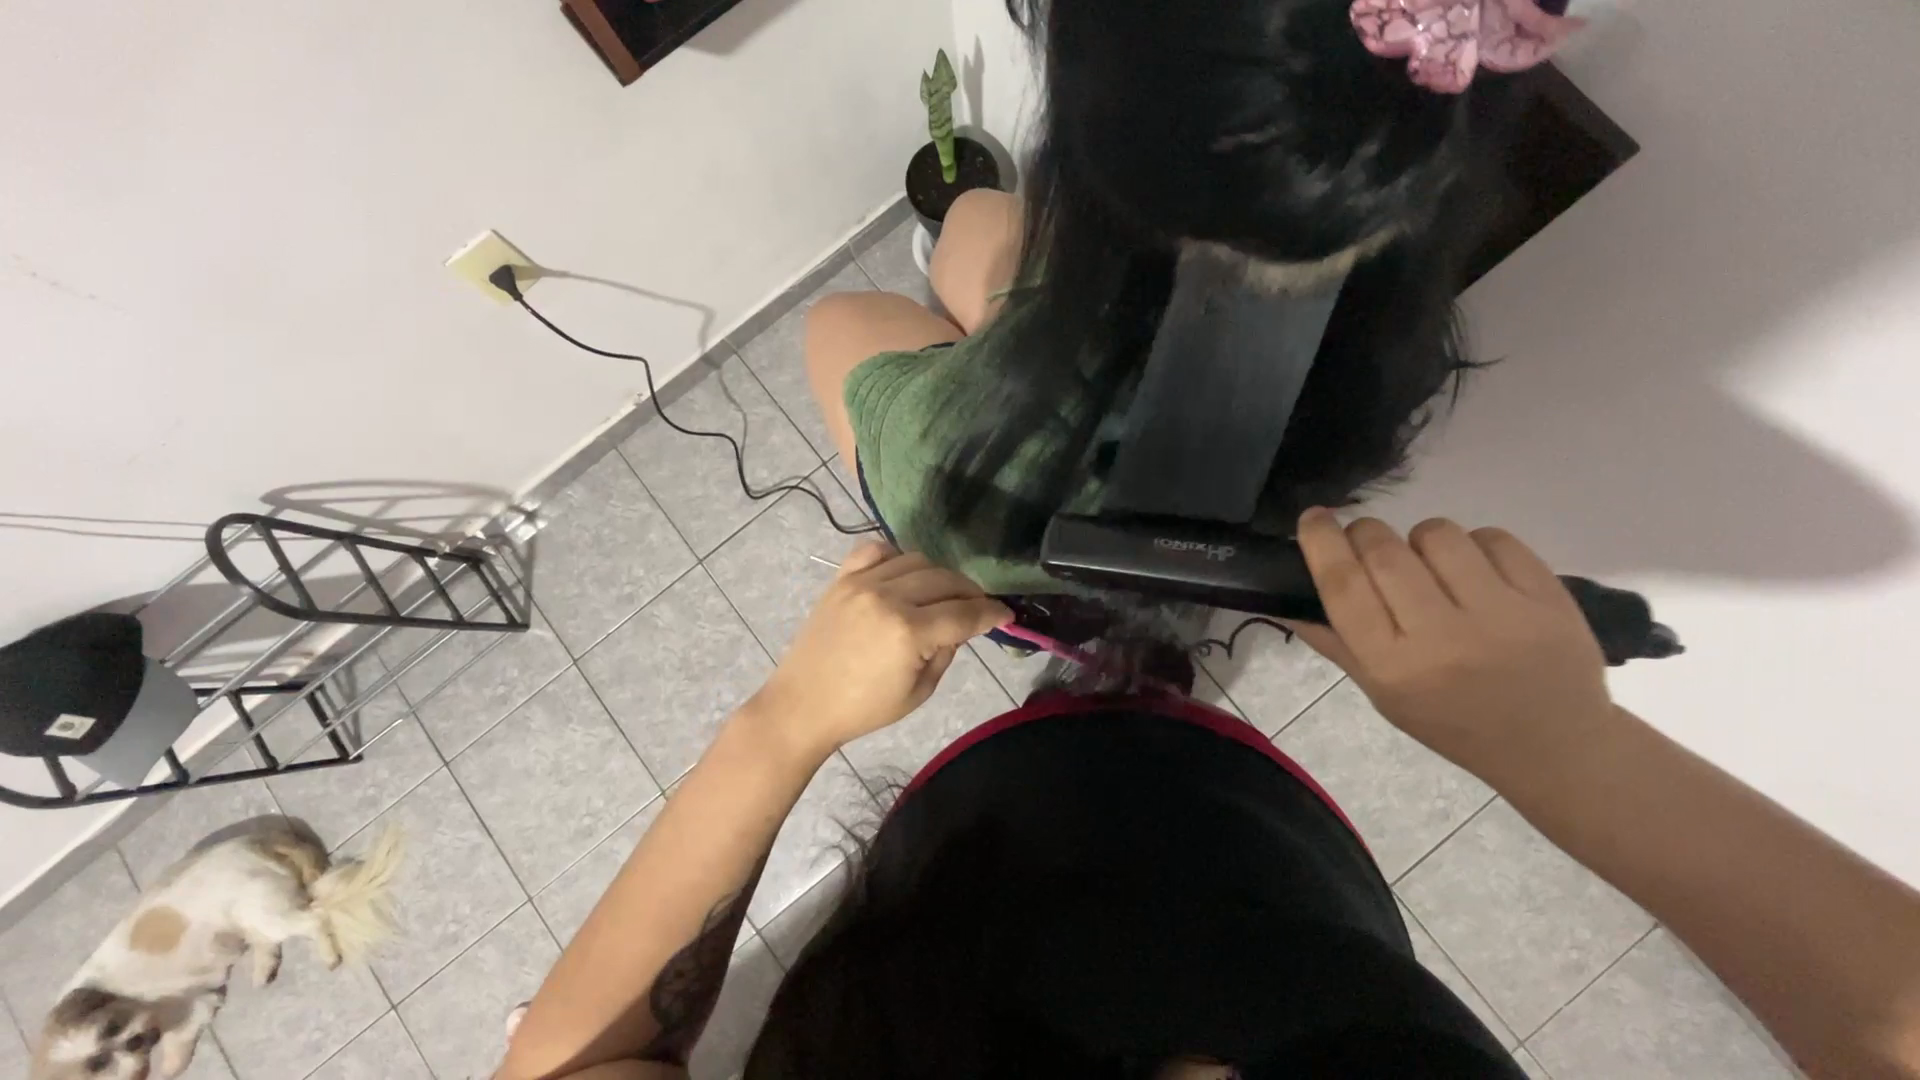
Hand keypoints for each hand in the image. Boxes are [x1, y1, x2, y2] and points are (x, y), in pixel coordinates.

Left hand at [750, 543, 1011, 754]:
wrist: (803, 705)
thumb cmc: (864, 708)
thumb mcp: (919, 691)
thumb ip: (946, 651)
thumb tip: (963, 625)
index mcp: (909, 632)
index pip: (965, 613)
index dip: (992, 613)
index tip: (1006, 614)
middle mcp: (888, 597)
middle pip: (946, 580)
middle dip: (970, 593)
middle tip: (978, 608)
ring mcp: (861, 583)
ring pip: (917, 560)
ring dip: (938, 575)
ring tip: (944, 593)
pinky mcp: (841, 579)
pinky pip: (876, 550)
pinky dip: (897, 556)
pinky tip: (905, 574)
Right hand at [1286, 508, 1622, 782]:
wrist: (1554, 745)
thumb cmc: (1451, 721)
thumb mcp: (1382, 694)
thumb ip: (1334, 643)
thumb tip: (1281, 600)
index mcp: (1394, 667)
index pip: (1343, 586)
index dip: (1321, 542)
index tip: (1313, 518)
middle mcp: (1442, 639)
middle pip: (1383, 552)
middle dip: (1364, 533)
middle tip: (1365, 540)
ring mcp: (1500, 616)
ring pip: (1436, 535)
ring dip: (1419, 538)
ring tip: (1427, 562)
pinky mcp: (1546, 599)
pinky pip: (1492, 538)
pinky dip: (1472, 543)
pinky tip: (1473, 569)